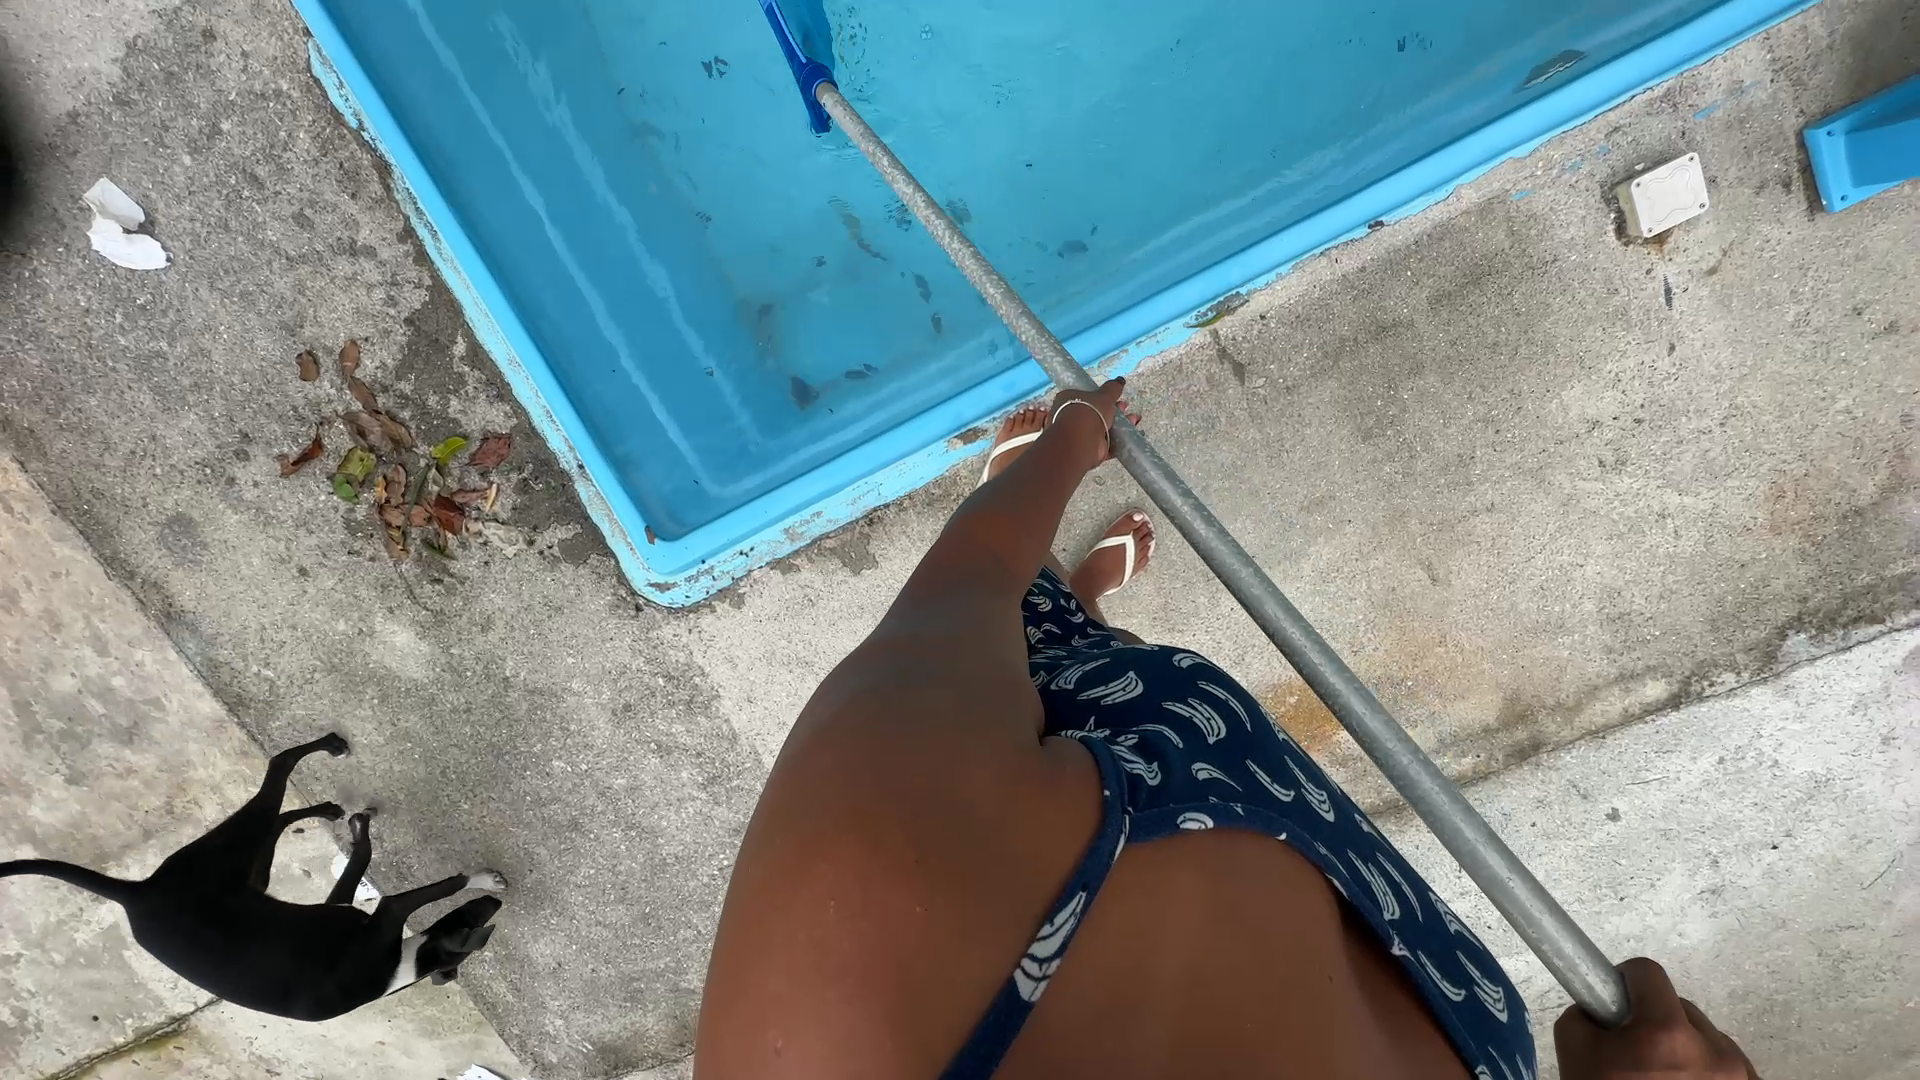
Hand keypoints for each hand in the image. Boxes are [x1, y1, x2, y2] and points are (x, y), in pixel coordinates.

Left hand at [1048, 378, 1136, 468]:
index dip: (1101, 397)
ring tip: (1133, 420)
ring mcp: (1079, 435)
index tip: (1116, 397)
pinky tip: (1131, 435)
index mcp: (1067, 400)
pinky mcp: (1089, 450)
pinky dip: (1119, 441)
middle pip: (1096, 413)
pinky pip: (1106, 444)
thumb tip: (1120, 380)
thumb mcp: (1104, 395)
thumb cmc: (1089, 410)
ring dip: (1120, 425)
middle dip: (1114, 411)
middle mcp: (1070, 417)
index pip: (1085, 397)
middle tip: (1125, 408)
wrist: (1081, 439)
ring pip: (1102, 429)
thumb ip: (1112, 388)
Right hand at [1556, 959, 1758, 1079]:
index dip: (1625, 980)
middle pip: (1682, 1009)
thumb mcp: (1574, 1045)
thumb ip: (1589, 1012)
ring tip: (1664, 1078)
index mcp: (1667, 1032)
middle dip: (1656, 1021)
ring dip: (1687, 1049)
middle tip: (1635, 1049)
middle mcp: (1717, 1053)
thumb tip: (1605, 1005)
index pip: (1648, 973)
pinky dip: (1708, 1074)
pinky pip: (1731, 1072)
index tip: (1614, 999)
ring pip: (1710, 1042)